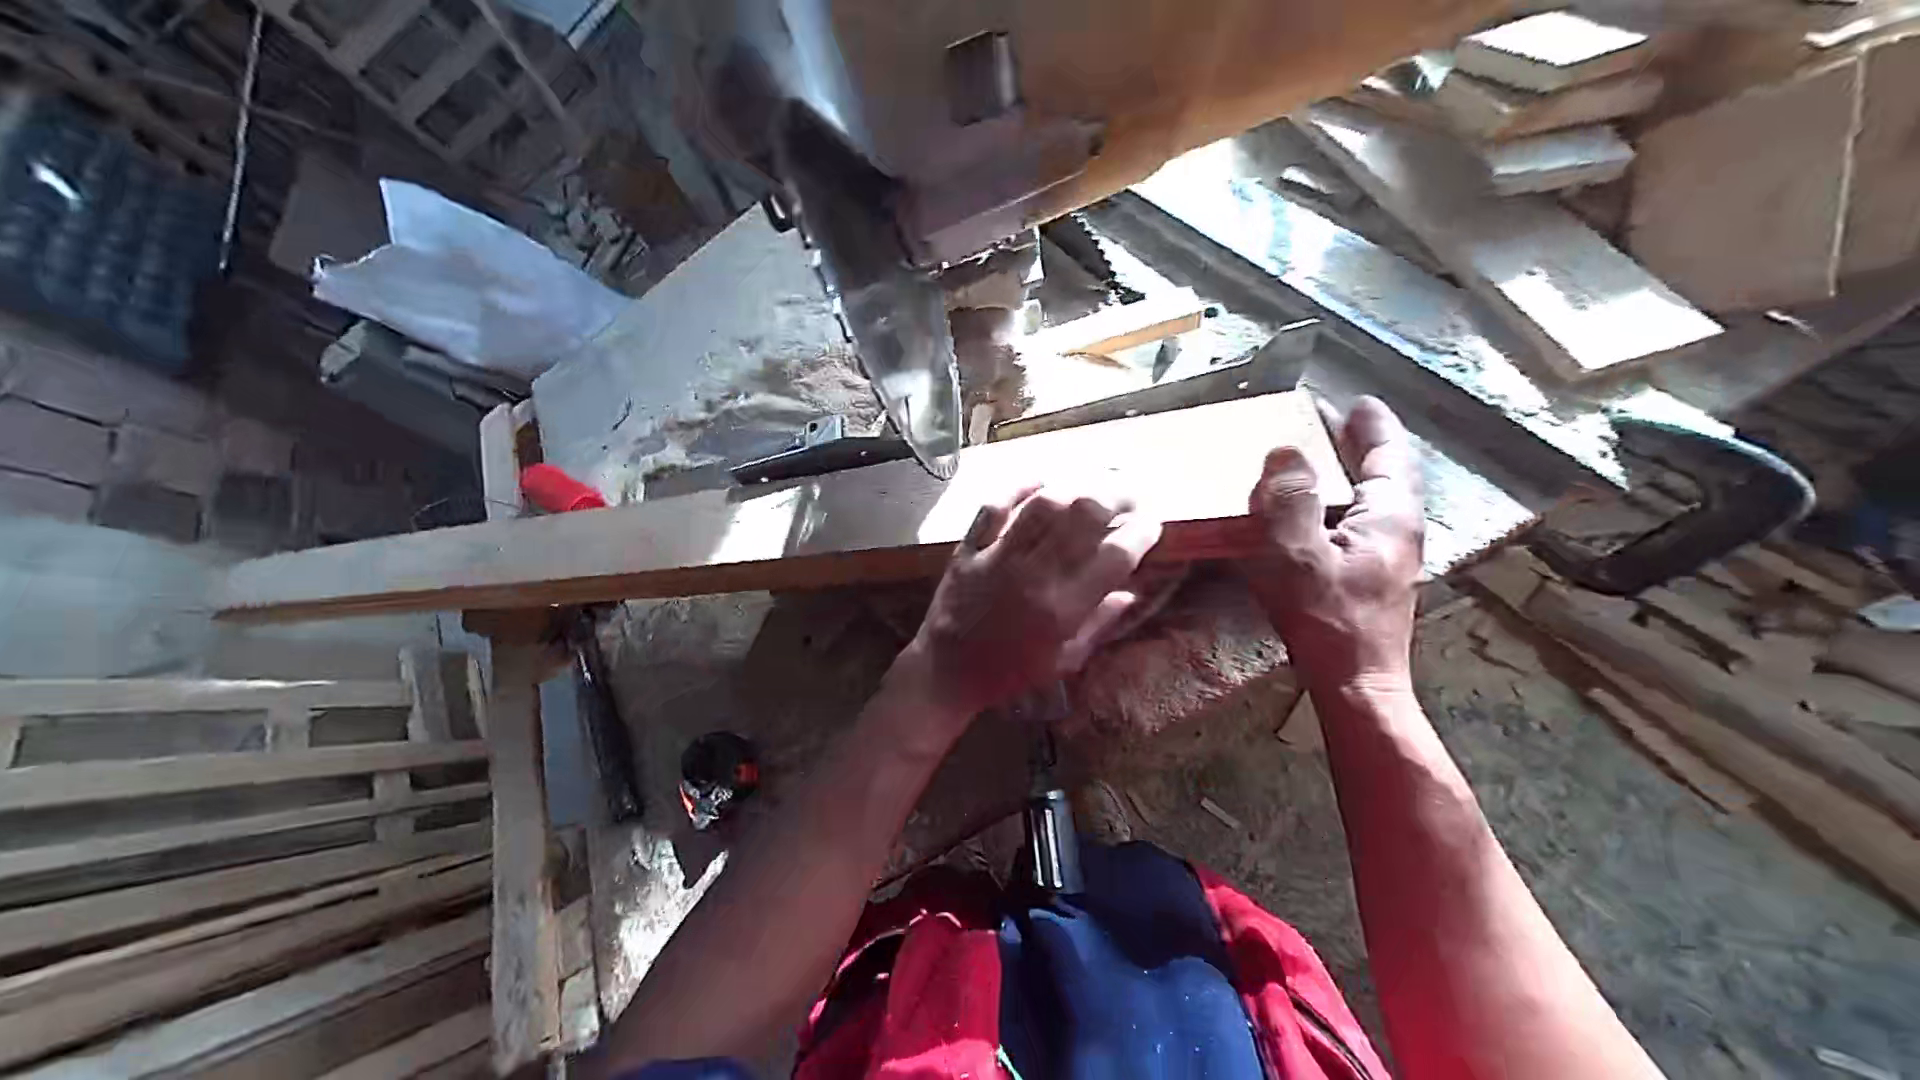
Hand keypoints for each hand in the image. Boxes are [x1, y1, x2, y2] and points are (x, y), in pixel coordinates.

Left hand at [901, 485, 1162, 719]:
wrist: (948, 673)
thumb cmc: (1011, 671)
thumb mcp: (1064, 660)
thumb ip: (1100, 624)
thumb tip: (1132, 592)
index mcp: (1063, 608)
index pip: (1114, 556)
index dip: (1141, 533)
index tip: (1151, 524)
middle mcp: (1034, 575)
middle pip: (1083, 516)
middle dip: (1116, 498)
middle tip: (1129, 496)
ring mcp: (998, 557)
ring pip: (1042, 506)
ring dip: (1073, 488)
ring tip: (1091, 486)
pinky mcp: (969, 549)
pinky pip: (993, 508)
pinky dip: (1017, 489)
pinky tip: (1039, 481)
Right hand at [1241, 396, 1422, 694]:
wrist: (1354, 682)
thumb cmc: (1327, 618)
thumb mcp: (1299, 555)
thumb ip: (1289, 501)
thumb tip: (1283, 453)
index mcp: (1389, 517)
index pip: (1389, 456)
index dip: (1372, 426)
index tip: (1357, 402)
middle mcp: (1396, 531)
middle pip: (1381, 475)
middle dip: (1355, 447)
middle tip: (1324, 423)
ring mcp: (1386, 558)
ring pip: (1365, 502)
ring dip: (1341, 477)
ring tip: (1307, 463)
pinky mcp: (1368, 578)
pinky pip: (1350, 526)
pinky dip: (1330, 507)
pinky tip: (1303, 517)